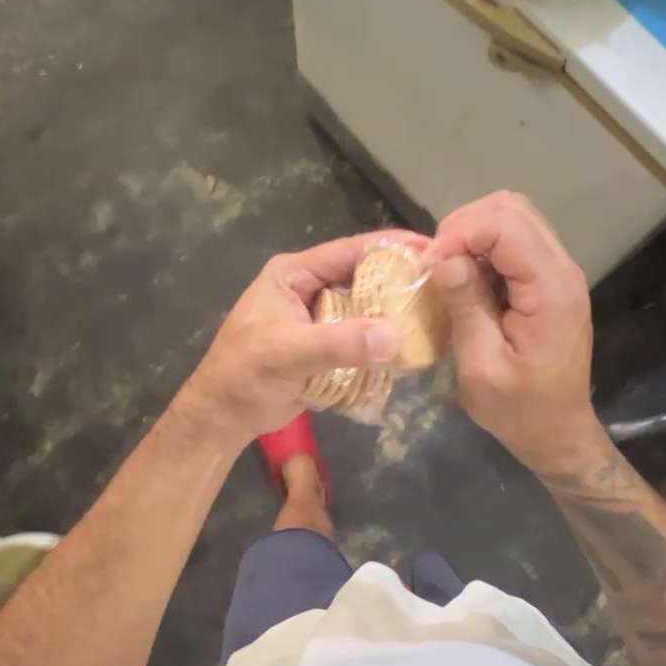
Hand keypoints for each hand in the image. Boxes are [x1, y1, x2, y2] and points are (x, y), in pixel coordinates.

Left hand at [177, 230, 427, 447]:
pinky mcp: (324, 347)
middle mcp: (308, 289)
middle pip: (363, 278)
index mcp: (294, 274)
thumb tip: (394, 335)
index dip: (391, 247)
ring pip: (365, 309)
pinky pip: (360, 339)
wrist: (222, 418)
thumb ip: (339, 343)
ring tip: (437, 317)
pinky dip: (381, 344)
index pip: (349, 250)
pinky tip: (412, 350)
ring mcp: (317, 319)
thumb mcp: (288, 354)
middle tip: (444, 288)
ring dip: (393, 316)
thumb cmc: (244, 376)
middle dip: (399, 283)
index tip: (433, 248)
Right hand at [426, 193, 602, 469]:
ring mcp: (559, 273)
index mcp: (551, 291)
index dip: (460, 233)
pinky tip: (466, 279)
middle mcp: (562, 270)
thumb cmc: (519, 411)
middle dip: (463, 227)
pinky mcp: (550, 281)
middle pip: (511, 208)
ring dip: (472, 235)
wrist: (558, 433)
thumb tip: (443, 257)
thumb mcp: (481, 367)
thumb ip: (465, 306)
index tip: (429, 266)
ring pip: (513, 217)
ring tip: (447, 271)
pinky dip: (484, 248)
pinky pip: (516, 241)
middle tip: (435, 266)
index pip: (506, 224)